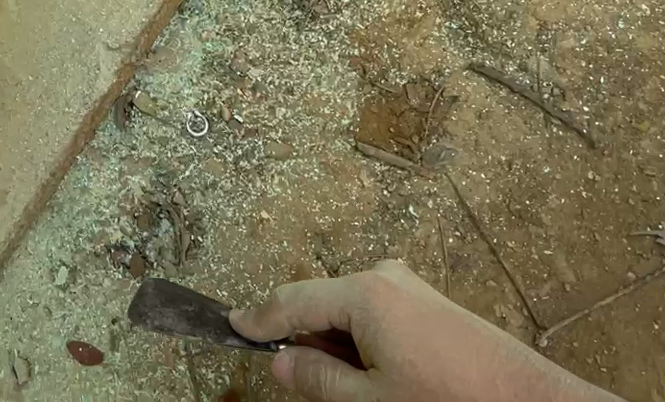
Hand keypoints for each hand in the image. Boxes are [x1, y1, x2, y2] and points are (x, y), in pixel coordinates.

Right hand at [230, 261, 621, 401]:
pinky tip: (377, 377)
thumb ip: (318, 380)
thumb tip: (278, 361)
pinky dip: (363, 342)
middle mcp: (383, 276)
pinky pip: (379, 316)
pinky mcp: (434, 307)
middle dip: (304, 338)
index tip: (230, 324)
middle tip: (292, 374)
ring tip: (345, 387)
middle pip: (322, 303)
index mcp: (363, 292)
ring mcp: (411, 288)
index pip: (293, 300)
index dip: (259, 317)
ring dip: (336, 345)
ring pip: (350, 313)